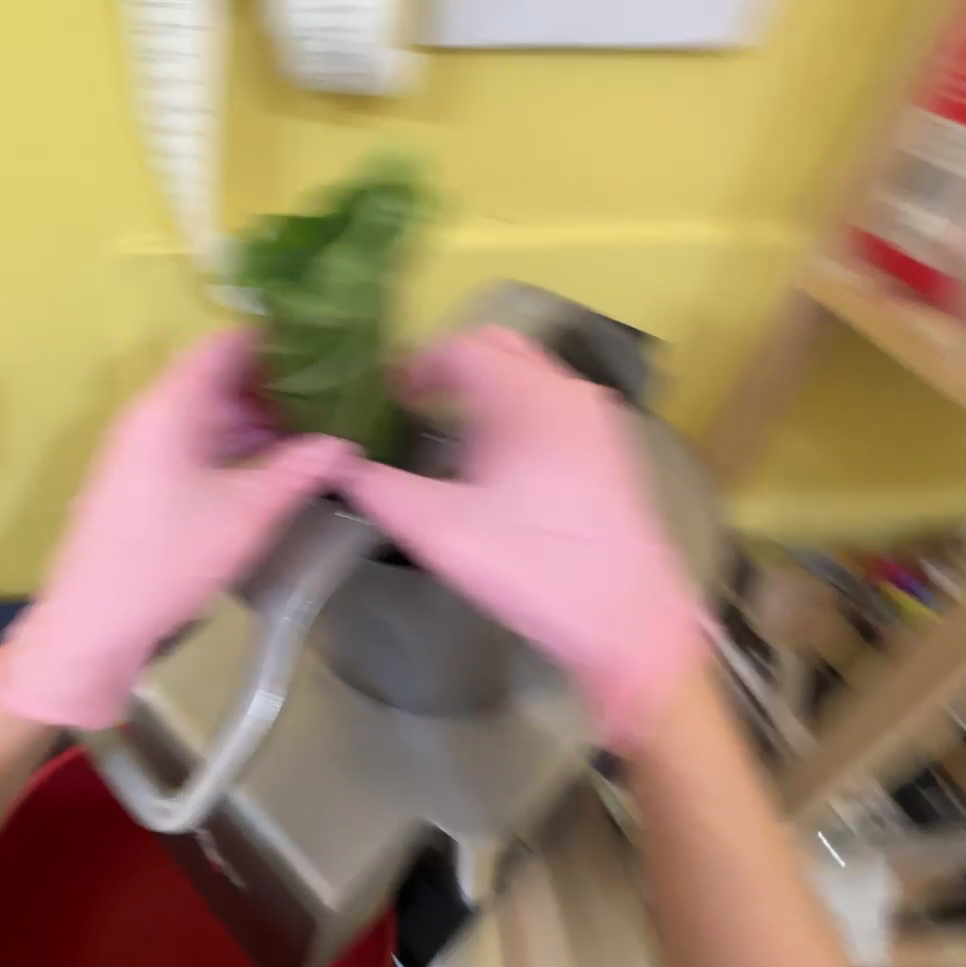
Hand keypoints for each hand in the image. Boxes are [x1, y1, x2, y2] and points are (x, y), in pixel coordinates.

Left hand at [0, 331, 357, 728]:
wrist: (95, 620)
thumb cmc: (170, 556)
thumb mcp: (246, 511)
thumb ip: (299, 471)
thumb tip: (346, 445)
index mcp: (170, 405)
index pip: (224, 345)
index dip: (273, 343)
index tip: (321, 353)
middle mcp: (150, 415)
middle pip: (216, 380)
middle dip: (271, 388)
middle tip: (327, 401)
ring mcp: (141, 449)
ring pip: (205, 416)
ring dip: (252, 423)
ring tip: (307, 437)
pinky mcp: (139, 480)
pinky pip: (191, 445)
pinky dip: (230, 448)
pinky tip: (266, 470)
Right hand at [338, 326, 703, 752]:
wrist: (627, 620)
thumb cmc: (528, 565)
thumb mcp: (436, 529)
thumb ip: (377, 489)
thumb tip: (338, 466)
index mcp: (523, 397)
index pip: (460, 347)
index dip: (416, 366)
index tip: (389, 400)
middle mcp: (566, 391)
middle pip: (499, 346)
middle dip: (450, 366)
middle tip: (415, 404)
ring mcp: (597, 418)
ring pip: (531, 373)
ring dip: (485, 386)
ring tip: (450, 431)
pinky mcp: (612, 448)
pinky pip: (554, 402)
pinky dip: (516, 408)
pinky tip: (500, 461)